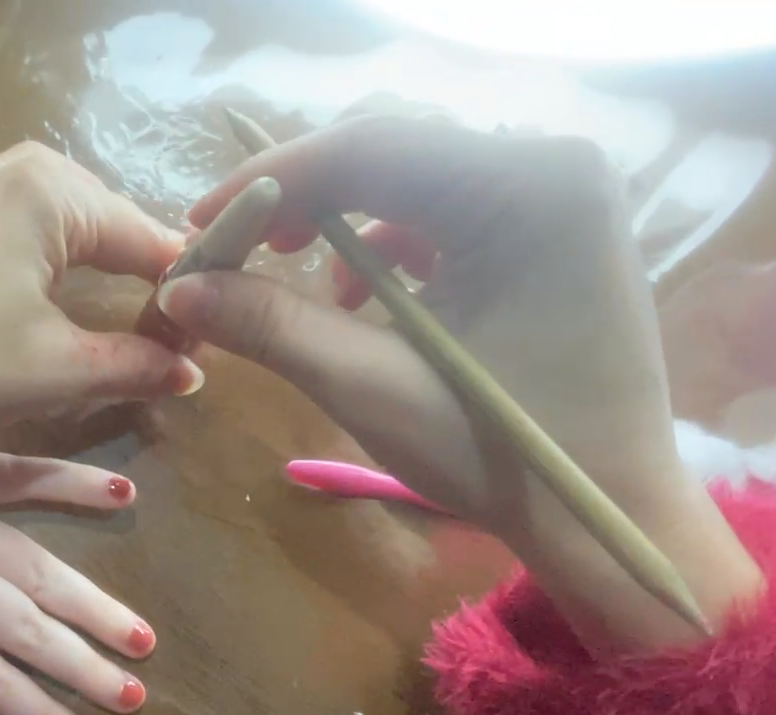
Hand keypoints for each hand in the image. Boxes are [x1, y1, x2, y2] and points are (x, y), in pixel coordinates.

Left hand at [0, 142, 199, 447]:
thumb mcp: (59, 369)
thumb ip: (137, 364)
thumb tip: (193, 371)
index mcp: (47, 189)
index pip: (141, 231)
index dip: (179, 282)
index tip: (208, 326)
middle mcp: (11, 167)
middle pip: (104, 218)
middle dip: (136, 270)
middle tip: (165, 327)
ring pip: (63, 222)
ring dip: (96, 264)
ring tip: (125, 313)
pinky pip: (23, 228)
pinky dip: (52, 260)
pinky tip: (60, 294)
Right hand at [163, 117, 761, 650]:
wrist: (597, 507)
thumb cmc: (495, 452)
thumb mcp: (367, 386)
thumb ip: (270, 326)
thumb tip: (178, 289)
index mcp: (525, 190)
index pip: (370, 147)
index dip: (269, 178)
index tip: (198, 222)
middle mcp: (547, 168)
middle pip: (389, 150)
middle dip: (297, 195)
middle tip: (233, 246)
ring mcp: (550, 197)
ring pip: (408, 175)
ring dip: (333, 217)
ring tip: (290, 267)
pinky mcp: (540, 232)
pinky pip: (435, 208)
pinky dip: (375, 242)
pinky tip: (356, 294)